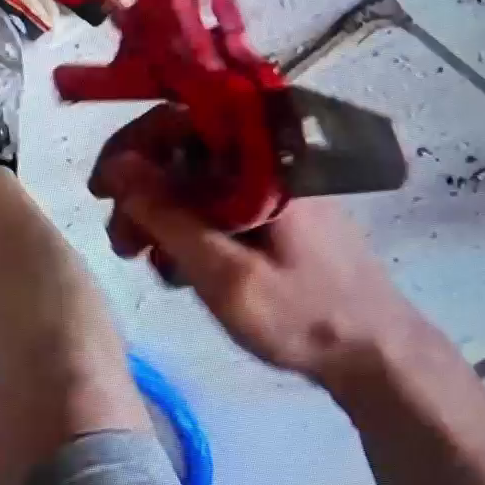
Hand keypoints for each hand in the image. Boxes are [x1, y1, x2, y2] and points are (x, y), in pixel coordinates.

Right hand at [92, 115, 421, 385]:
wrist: (382, 364)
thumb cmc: (306, 319)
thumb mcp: (224, 275)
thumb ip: (167, 216)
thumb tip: (117, 164)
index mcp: (264, 165)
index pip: (179, 120)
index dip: (131, 146)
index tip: (102, 189)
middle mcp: (265, 163)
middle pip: (176, 148)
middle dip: (135, 188)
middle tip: (118, 237)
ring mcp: (266, 187)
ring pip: (185, 176)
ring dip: (151, 210)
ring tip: (138, 256)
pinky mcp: (266, 212)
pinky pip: (206, 199)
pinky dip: (178, 224)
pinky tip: (171, 263)